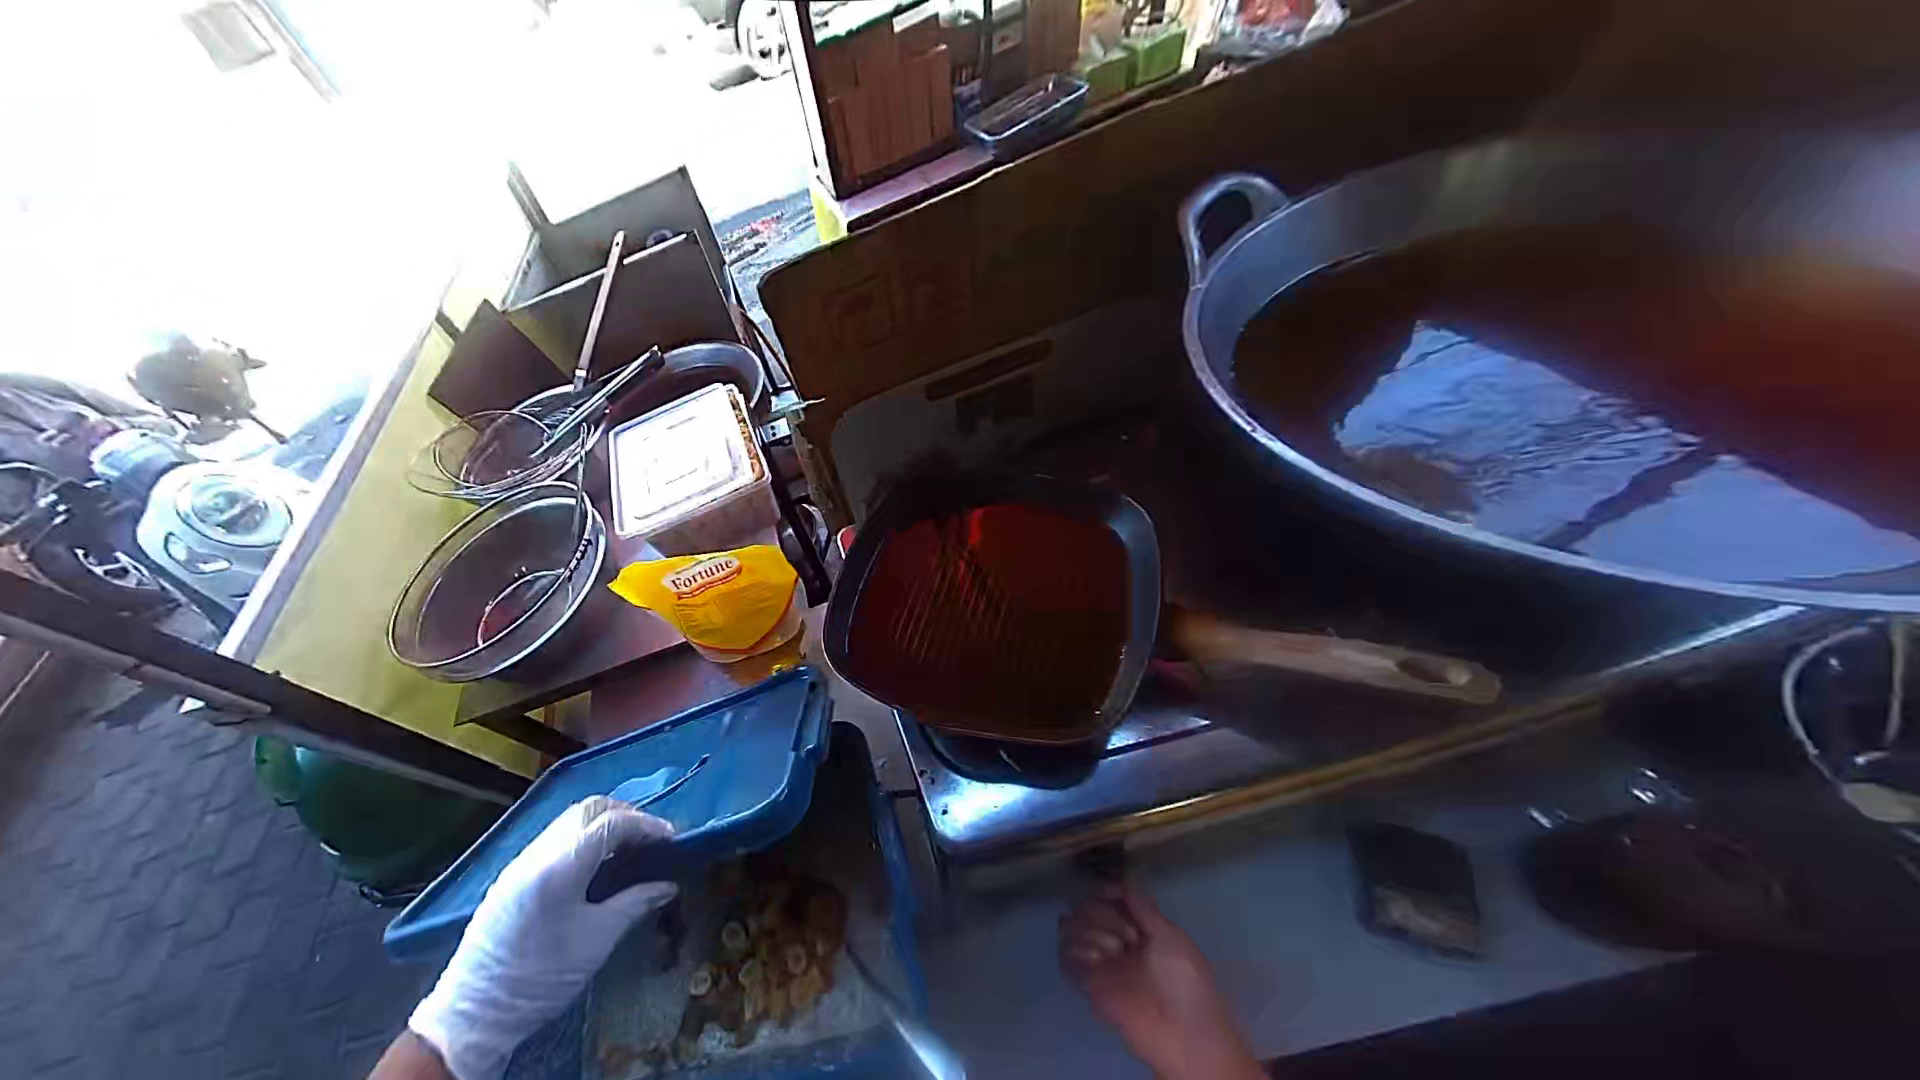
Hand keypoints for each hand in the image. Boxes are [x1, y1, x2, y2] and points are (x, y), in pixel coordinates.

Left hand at [409, 796, 676, 1079]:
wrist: (471, 1016)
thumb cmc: (541, 977)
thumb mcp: (598, 940)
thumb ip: (636, 902)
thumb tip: (668, 884)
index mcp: (559, 866)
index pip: (612, 822)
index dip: (647, 825)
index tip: (670, 840)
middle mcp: (537, 853)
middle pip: (590, 809)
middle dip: (626, 815)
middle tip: (649, 839)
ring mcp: (520, 862)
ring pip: (570, 820)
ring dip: (604, 824)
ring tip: (627, 849)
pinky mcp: (512, 876)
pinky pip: (555, 837)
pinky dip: (584, 837)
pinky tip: (596, 864)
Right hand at [1059, 883, 1265, 1079]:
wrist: (1187, 1036)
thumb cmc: (1186, 982)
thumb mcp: (1171, 937)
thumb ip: (1143, 907)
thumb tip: (1125, 874)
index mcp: (1135, 928)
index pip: (1106, 896)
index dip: (1104, 888)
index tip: (1111, 890)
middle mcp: (1114, 941)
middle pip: (1084, 907)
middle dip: (1099, 912)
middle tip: (1126, 936)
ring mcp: (1101, 964)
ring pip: (1071, 929)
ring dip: (1089, 931)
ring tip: (1113, 951)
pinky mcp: (1090, 988)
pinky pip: (1067, 960)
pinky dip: (1076, 953)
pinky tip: (1097, 960)